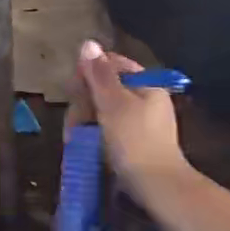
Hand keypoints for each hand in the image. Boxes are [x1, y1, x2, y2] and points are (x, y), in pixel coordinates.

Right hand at [73, 40, 192, 200]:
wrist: (156, 187)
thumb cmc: (135, 141)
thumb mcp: (113, 104)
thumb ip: (99, 74)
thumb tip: (87, 43)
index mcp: (147, 85)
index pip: (112, 65)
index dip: (89, 73)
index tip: (73, 90)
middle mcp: (147, 100)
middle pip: (106, 89)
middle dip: (85, 102)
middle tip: (74, 121)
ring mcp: (142, 123)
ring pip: (103, 111)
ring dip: (85, 121)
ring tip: (75, 138)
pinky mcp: (135, 144)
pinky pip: (108, 130)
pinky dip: (94, 135)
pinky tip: (85, 146)